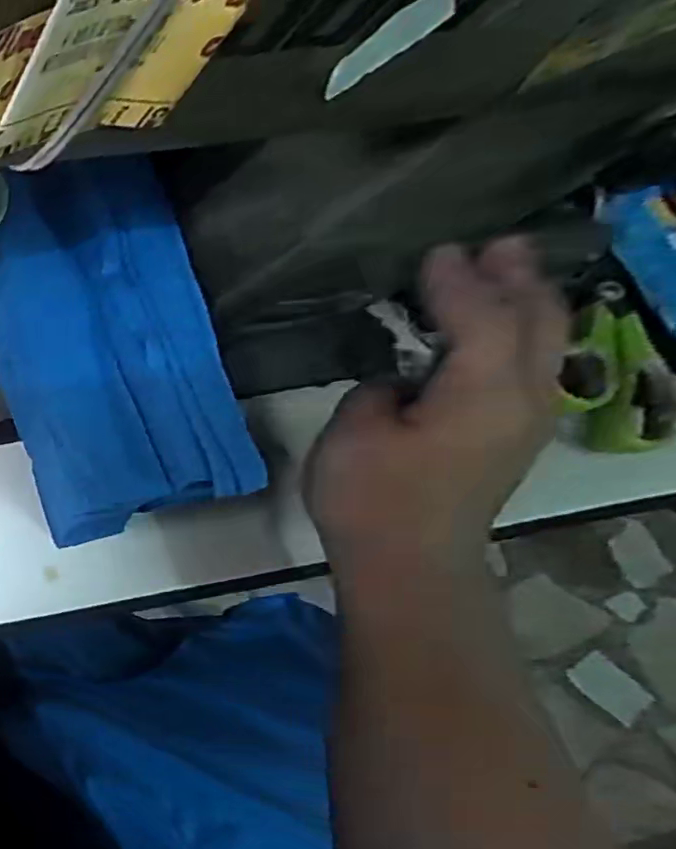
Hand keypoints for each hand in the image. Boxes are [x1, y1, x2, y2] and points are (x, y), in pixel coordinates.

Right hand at [305, 238, 568, 575]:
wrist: (408, 558)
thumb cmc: (371, 496)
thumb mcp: (351, 436)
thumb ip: (378, 393)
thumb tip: (399, 384)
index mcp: (483, 391)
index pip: (482, 318)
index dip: (458, 283)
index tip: (438, 252)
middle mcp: (523, 396)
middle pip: (536, 321)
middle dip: (516, 280)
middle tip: (496, 246)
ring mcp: (525, 419)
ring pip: (542, 343)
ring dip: (523, 304)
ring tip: (501, 278)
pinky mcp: (510, 438)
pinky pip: (527, 367)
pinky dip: (514, 336)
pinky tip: (492, 335)